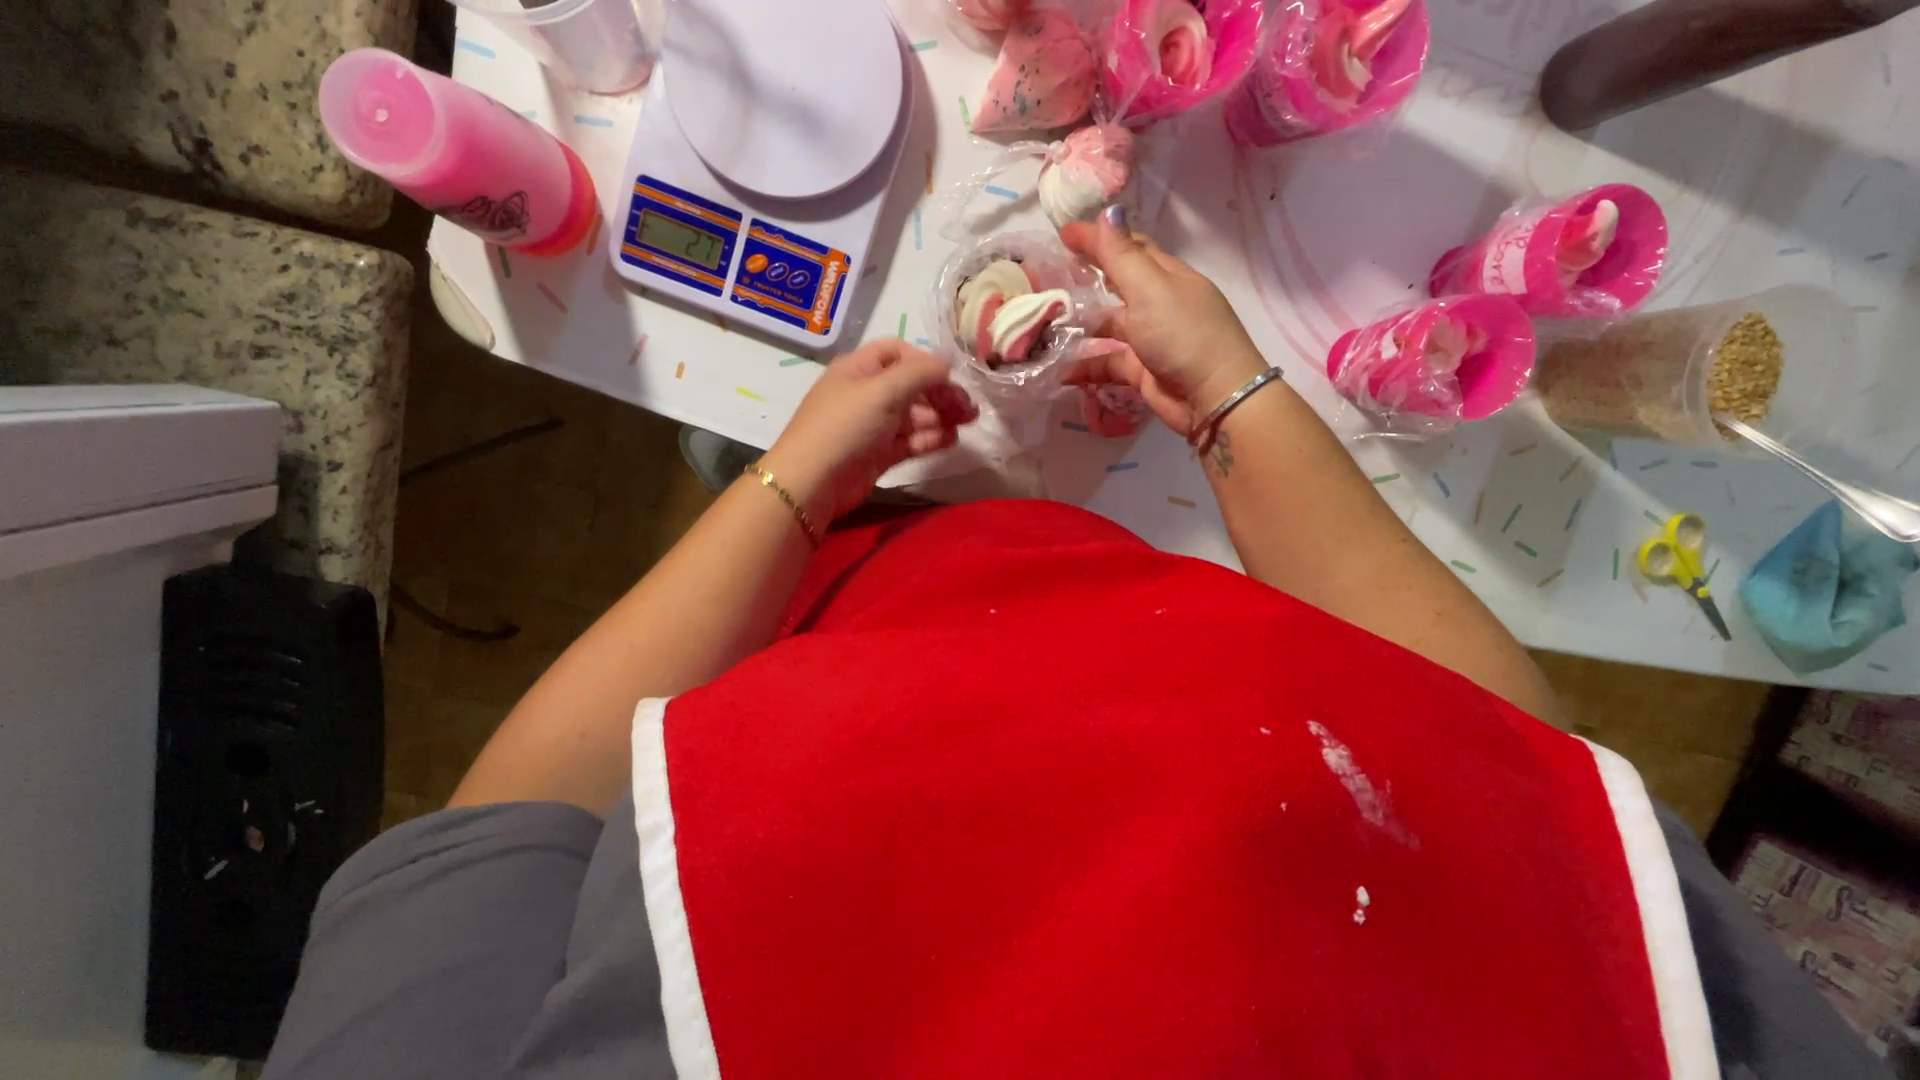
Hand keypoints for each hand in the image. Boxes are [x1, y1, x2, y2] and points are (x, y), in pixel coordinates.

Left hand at [759, 340, 977, 522]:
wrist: (814, 482)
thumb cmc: (846, 426)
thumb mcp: (884, 390)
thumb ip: (921, 372)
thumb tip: (947, 363)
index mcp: (859, 368)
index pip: (898, 352)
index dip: (926, 361)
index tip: (950, 377)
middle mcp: (866, 393)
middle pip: (911, 385)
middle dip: (941, 393)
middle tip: (969, 407)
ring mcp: (872, 425)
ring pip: (914, 415)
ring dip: (941, 416)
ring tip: (967, 423)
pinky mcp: (878, 454)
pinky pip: (910, 440)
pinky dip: (930, 438)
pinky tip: (951, 440)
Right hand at [1059, 212, 1269, 434]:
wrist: (1213, 398)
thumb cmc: (1183, 335)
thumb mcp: (1150, 289)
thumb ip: (1123, 256)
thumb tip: (1108, 211)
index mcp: (1167, 275)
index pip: (1130, 247)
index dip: (1099, 238)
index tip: (1062, 234)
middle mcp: (1159, 303)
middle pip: (1119, 284)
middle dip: (1087, 277)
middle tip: (1047, 275)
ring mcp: (1151, 339)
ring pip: (1110, 324)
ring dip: (1081, 324)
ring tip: (1046, 323)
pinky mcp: (1142, 371)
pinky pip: (1108, 363)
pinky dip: (1086, 366)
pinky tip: (1060, 369)